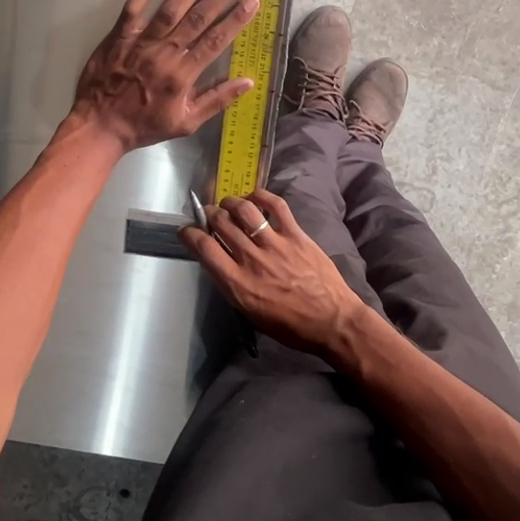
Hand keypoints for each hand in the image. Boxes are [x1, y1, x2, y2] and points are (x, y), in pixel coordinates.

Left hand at [69, 0, 259, 151]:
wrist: (100, 125)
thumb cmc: (145, 125)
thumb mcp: (186, 123)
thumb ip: (217, 100)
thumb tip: (248, 82)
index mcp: (182, 75)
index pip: (215, 41)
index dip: (236, 20)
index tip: (252, 1)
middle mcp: (165, 54)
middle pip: (198, 18)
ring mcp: (140, 42)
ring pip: (170, 9)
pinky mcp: (119, 35)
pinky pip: (133, 8)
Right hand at [180, 191, 371, 356]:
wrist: (332, 321)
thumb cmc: (290, 326)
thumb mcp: (250, 313)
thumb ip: (231, 285)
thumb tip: (218, 261)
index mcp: (238, 284)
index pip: (204, 248)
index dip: (190, 234)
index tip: (187, 231)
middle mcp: (252, 260)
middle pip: (221, 223)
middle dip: (210, 214)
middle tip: (211, 215)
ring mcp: (275, 244)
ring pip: (243, 209)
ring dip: (230, 202)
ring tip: (229, 204)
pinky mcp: (296, 234)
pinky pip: (275, 205)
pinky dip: (261, 195)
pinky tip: (254, 196)